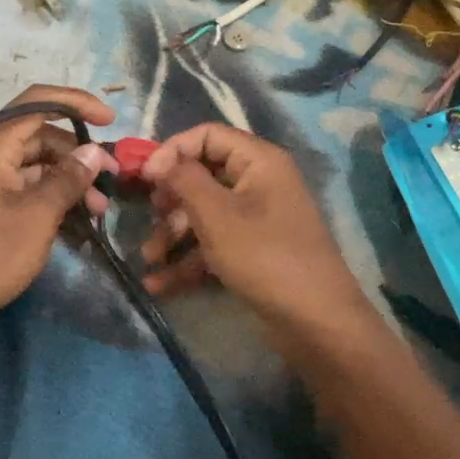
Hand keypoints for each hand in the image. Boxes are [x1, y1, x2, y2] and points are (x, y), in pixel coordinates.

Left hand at [0, 85, 118, 327]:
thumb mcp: (39, 215)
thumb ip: (68, 178)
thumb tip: (94, 152)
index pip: (37, 103)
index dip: (77, 104)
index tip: (110, 120)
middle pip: (38, 137)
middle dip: (77, 155)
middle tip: (111, 179)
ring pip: (34, 167)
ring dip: (68, 181)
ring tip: (99, 209)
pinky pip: (23, 190)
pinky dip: (50, 199)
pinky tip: (78, 222)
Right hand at [139, 123, 367, 335]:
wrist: (315, 322)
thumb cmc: (265, 257)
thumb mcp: (217, 215)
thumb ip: (183, 180)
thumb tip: (155, 158)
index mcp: (258, 162)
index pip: (208, 136)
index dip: (172, 150)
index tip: (144, 177)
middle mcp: (258, 184)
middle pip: (202, 176)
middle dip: (170, 200)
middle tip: (149, 217)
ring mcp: (256, 220)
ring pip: (203, 214)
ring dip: (172, 236)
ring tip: (148, 260)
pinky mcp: (251, 252)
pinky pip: (212, 245)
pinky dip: (187, 261)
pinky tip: (159, 284)